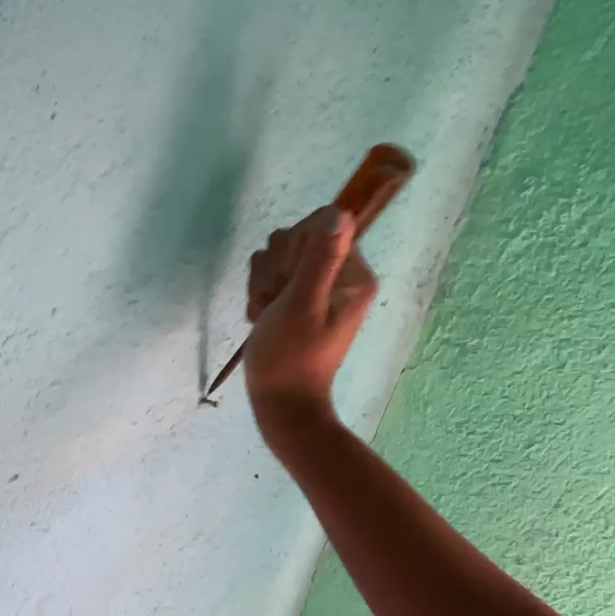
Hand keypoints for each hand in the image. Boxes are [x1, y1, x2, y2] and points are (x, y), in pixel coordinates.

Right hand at [243, 205, 376, 416]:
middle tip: (274, 303)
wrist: (281, 404)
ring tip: (266, 315)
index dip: (292, 248)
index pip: (319, 225)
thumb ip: (320, 257)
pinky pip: (273, 277)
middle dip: (274, 269)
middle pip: (295, 239)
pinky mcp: (300, 300)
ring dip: (263, 283)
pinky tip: (261, 318)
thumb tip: (340, 211)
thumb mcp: (301, 304)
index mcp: (353, 274)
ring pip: (278, 258)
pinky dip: (261, 296)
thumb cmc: (291, 357)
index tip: (286, 281)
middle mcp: (342, 276)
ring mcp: (319, 288)